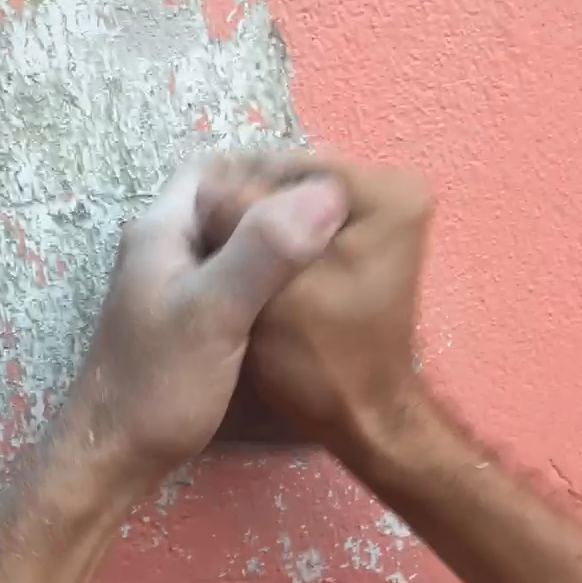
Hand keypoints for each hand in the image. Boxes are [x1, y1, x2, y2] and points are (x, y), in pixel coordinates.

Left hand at [65, 163, 347, 484]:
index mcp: (160, 230)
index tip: (325, 182)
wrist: (113, 454)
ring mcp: (168, 285)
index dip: (269, 167)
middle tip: (336, 217)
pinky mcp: (180, 318)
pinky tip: (294, 292)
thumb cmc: (157, 385)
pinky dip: (261, 274)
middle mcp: (160, 248)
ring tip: (327, 250)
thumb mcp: (214, 314)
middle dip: (277, 203)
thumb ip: (264, 252)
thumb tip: (326, 191)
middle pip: (224, 202)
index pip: (215, 167)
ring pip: (228, 242)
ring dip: (272, 240)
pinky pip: (227, 277)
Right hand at [198, 153, 435, 457]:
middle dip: (242, 211)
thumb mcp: (272, 292)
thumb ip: (241, 228)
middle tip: (201, 249)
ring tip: (217, 260)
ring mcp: (380, 214)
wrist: (359, 417)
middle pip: (286, 181)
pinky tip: (243, 267)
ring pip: (288, 204)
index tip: (191, 234)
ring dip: (250, 228)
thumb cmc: (320, 362)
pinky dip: (269, 242)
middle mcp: (390, 189)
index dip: (227, 195)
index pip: (281, 166)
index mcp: (383, 191)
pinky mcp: (363, 238)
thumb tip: (204, 181)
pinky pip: (299, 224)